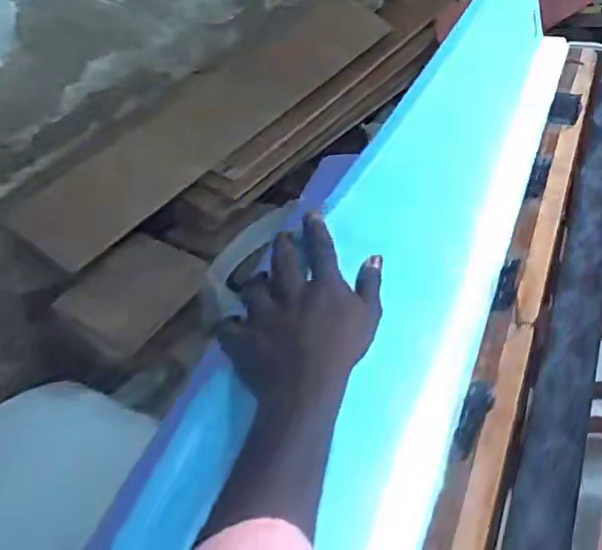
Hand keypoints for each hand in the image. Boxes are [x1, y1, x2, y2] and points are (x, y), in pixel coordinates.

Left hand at [218, 212, 381, 403]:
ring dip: (256, 280)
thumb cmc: (344, 349)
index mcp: (325, 286)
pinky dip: (230, 321)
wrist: (305, 387)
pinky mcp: (242, 338)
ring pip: (253, 288)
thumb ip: (370, 284)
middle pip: (284, 261)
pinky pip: (228, 324)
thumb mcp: (370, 315)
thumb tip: (373, 257)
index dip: (316, 230)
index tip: (310, 214)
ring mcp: (264, 315)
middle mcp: (293, 293)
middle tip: (282, 236)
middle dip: (283, 245)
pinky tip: (233, 321)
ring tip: (258, 278)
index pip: (321, 250)